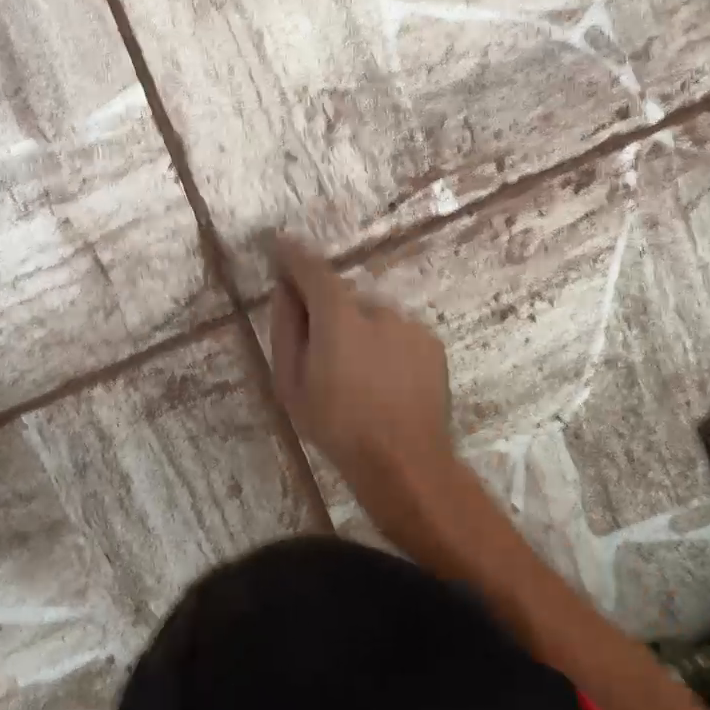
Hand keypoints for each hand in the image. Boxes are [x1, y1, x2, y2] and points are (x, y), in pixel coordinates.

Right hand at [267, 233, 456, 509]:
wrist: (405, 463)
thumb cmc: (337, 426)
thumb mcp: (290, 383)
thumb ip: (285, 329)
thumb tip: (285, 290)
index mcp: (337, 315)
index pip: (312, 268)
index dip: (292, 254)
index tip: (277, 246)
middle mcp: (376, 308)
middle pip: (341, 296)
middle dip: (326, 311)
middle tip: (317, 350)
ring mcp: (409, 325)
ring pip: (371, 316)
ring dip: (358, 331)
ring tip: (355, 375)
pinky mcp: (431, 343)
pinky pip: (396, 333)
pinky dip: (384, 345)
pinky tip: (382, 380)